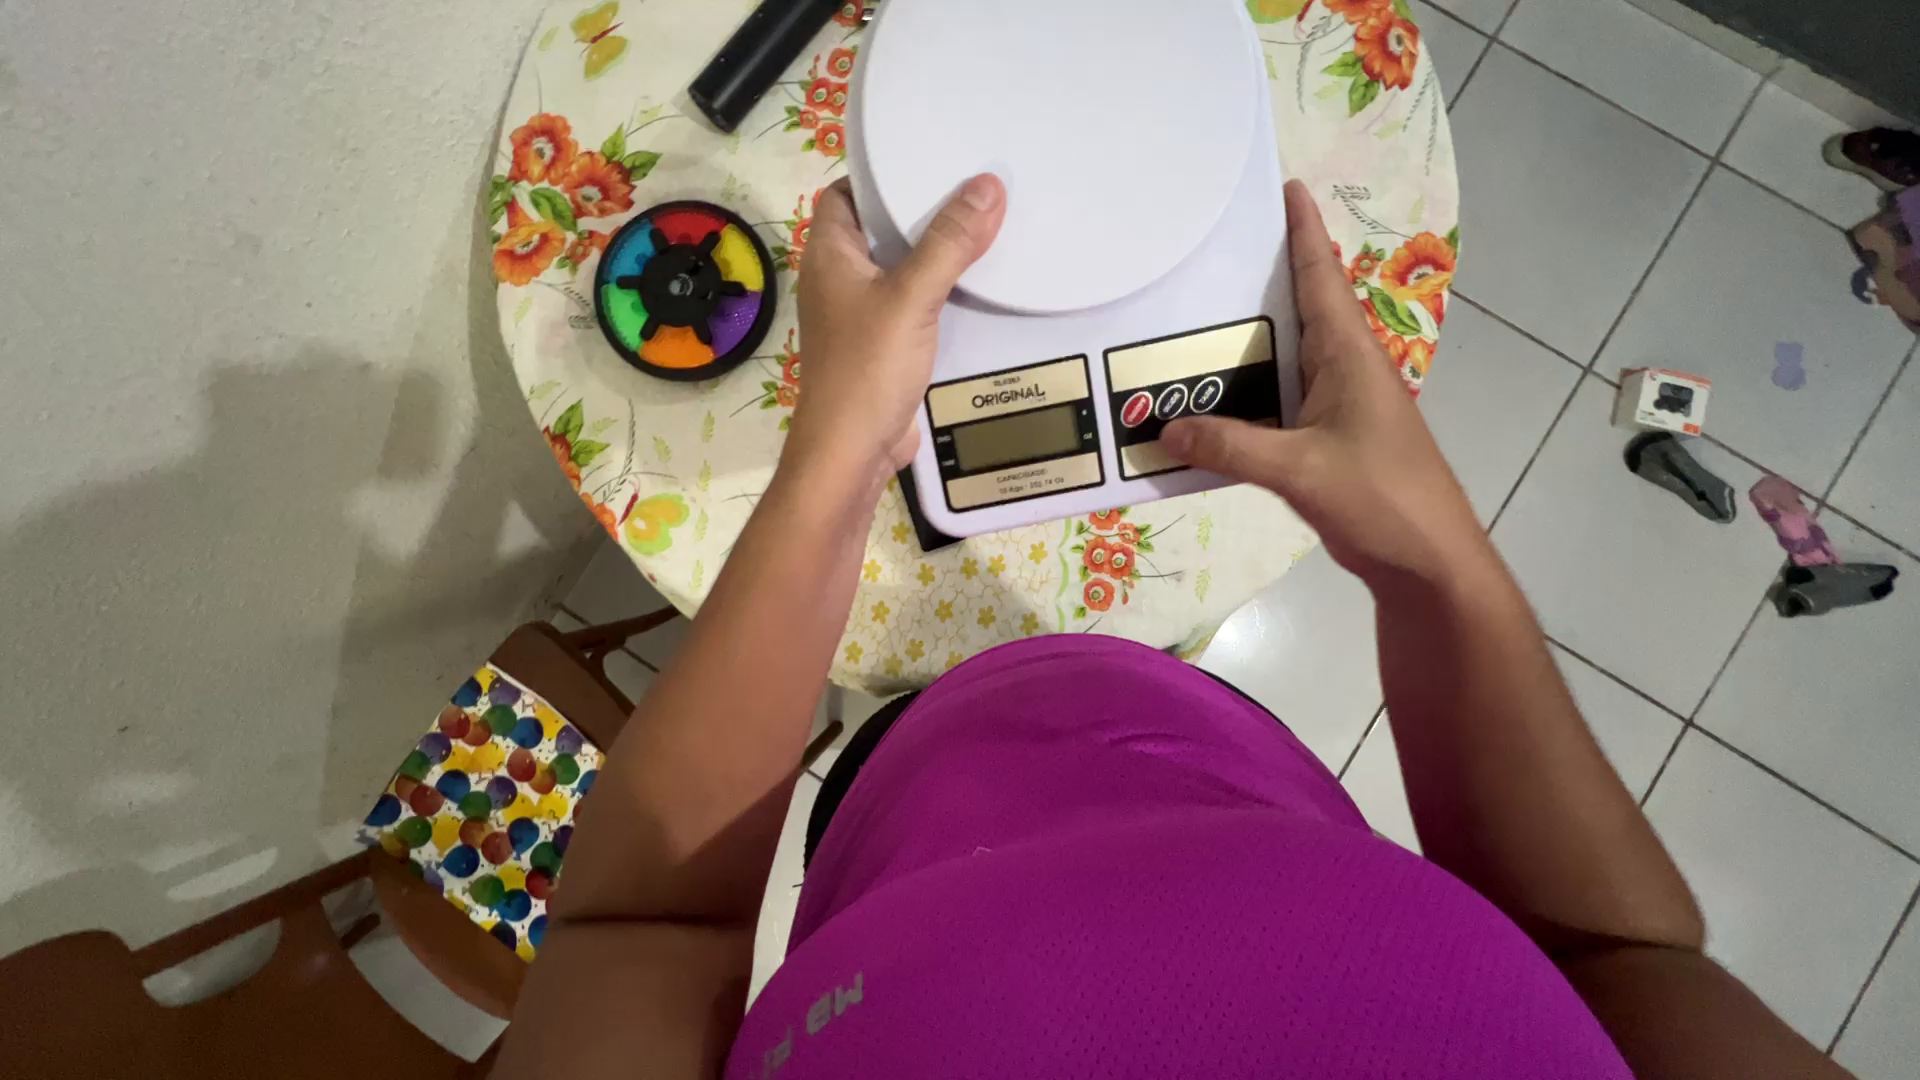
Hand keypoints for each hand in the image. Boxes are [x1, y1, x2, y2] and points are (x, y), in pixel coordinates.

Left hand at [782, 174, 1007, 487]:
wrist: (853, 450)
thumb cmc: (867, 369)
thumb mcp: (911, 297)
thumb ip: (948, 243)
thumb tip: (988, 185)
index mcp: (829, 254)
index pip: (846, 193)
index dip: (881, 174)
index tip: (928, 158)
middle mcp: (840, 279)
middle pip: (879, 229)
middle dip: (920, 212)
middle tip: (970, 188)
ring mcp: (860, 315)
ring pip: (899, 270)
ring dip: (934, 255)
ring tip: (982, 227)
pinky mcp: (882, 346)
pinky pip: (912, 305)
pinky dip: (938, 293)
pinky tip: (975, 286)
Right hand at [1161, 180, 1488, 586]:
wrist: (1424, 558)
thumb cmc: (1380, 496)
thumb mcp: (1299, 468)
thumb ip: (1230, 446)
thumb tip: (1164, 431)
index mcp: (1347, 355)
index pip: (1321, 276)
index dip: (1303, 231)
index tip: (1283, 188)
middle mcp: (1341, 370)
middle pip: (1296, 311)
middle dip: (1255, 283)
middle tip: (1200, 263)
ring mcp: (1334, 407)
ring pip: (1280, 361)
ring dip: (1240, 348)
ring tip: (1185, 331)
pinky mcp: (1323, 441)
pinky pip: (1273, 406)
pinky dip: (1240, 402)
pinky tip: (1204, 408)